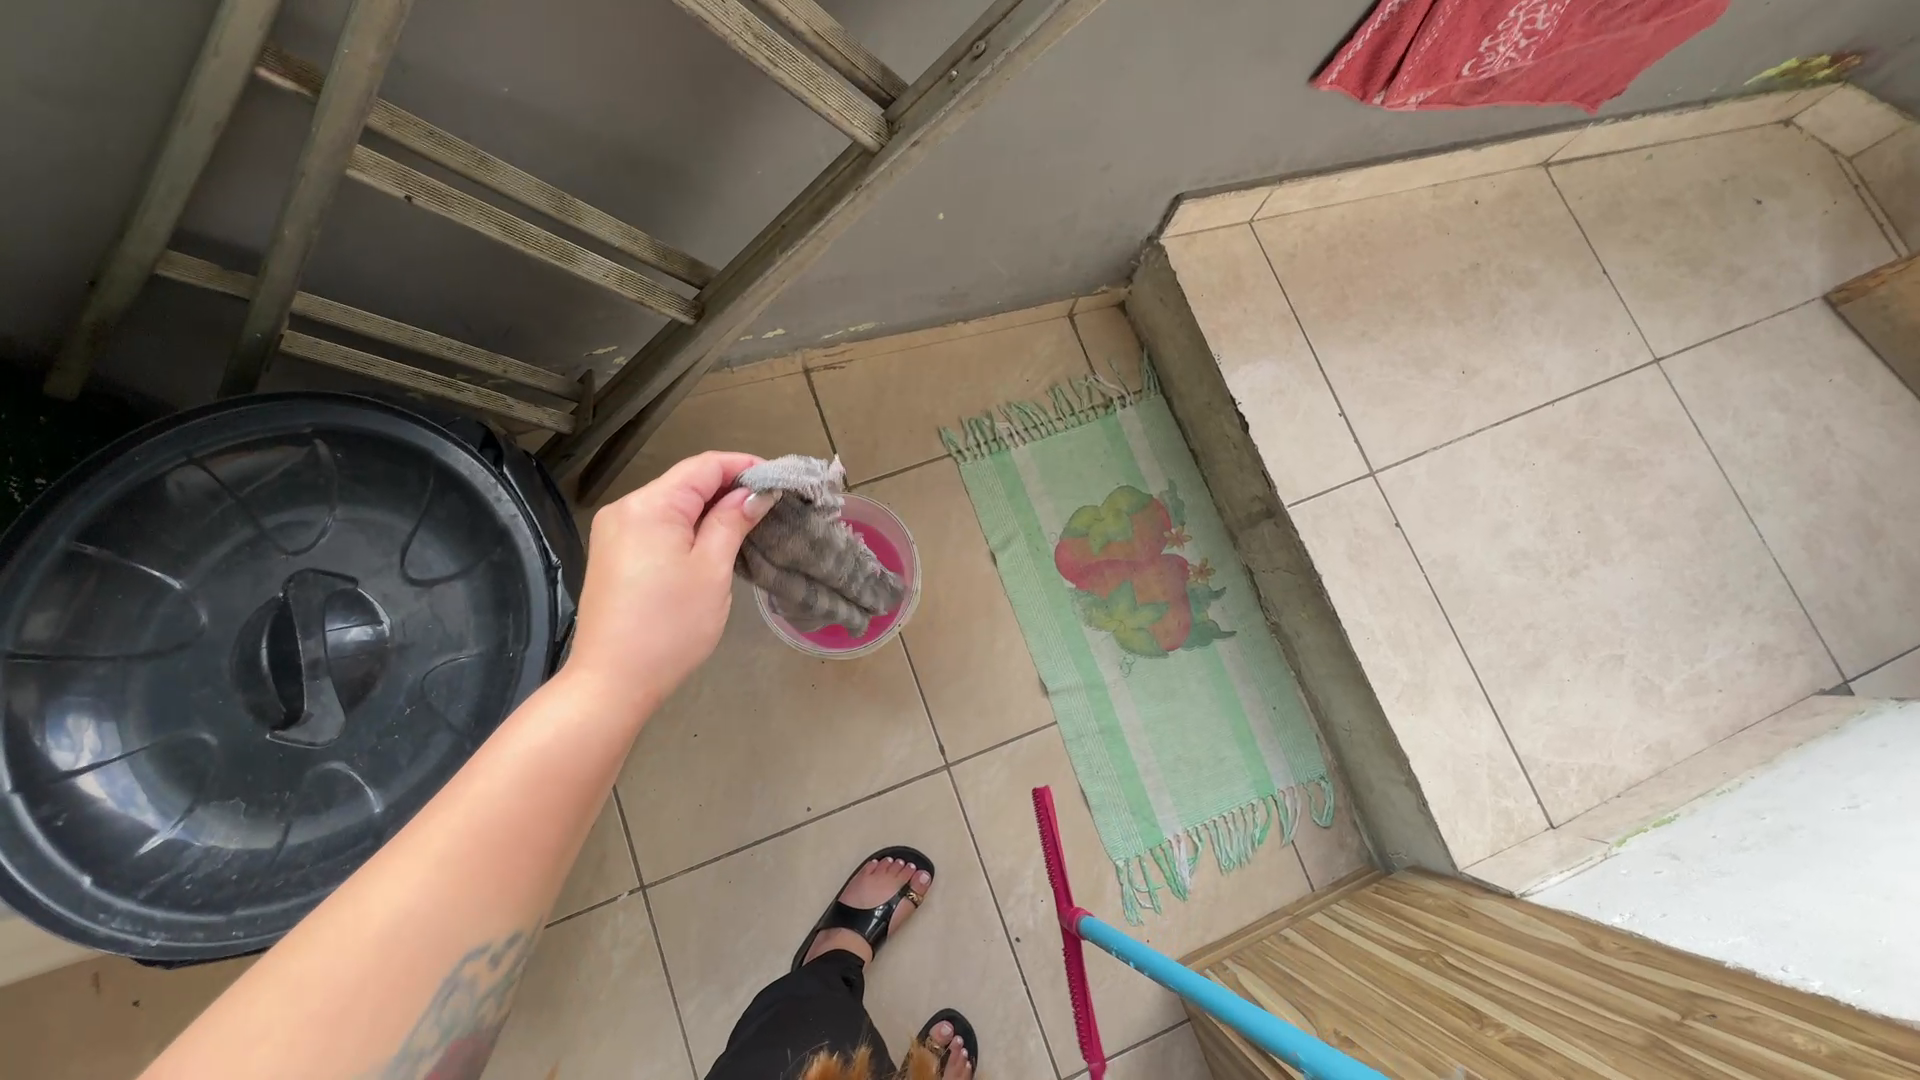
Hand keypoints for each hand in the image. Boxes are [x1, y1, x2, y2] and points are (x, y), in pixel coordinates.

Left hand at [561, 451, 776, 719]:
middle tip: (771, 505)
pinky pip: (658, 526)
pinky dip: (689, 527)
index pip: (703, 466)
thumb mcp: (712, 570)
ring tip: (749, 524)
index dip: (744, 466)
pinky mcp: (613, 555)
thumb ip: (733, 522)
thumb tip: (756, 493)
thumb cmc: (670, 626)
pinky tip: (712, 543)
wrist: (613, 680)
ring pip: (672, 505)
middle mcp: (626, 508)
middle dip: (729, 488)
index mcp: (649, 505)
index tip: (780, 480)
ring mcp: (614, 532)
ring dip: (710, 509)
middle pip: (685, 482)